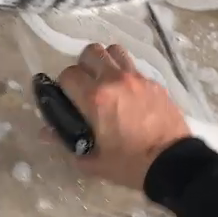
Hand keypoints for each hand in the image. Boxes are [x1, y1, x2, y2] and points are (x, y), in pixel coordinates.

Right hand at [51, 44, 190, 189]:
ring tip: (106, 81)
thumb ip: (65, 142)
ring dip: (106, 62)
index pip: (68, 74)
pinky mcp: (154, 83)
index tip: (68, 97)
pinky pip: (134, 67)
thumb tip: (45, 132)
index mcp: (95, 98)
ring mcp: (137, 78)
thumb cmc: (129, 165)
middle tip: (86, 86)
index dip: (64, 85)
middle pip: (91, 52)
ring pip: (114, 51)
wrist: (172, 163)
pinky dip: (125, 75)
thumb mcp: (92, 160)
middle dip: (83, 66)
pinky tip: (128, 94)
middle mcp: (115, 80)